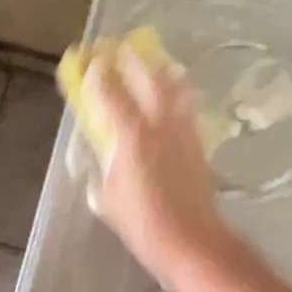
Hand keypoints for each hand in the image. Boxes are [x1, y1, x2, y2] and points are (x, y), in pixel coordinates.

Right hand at [82, 47, 230, 276]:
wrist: (192, 242)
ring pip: (176, 91)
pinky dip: (179, 97)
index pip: (112, 94)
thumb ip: (109, 166)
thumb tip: (108, 153)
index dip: (100, 76)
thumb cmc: (144, 225)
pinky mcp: (199, 146)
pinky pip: (188, 110)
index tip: (92, 63)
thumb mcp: (111, 197)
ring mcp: (184, 134)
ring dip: (163, 74)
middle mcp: (160, 126)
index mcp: (132, 136)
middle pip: (150, 81)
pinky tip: (177, 98)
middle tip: (124, 50)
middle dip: (134, 62)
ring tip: (157, 64)